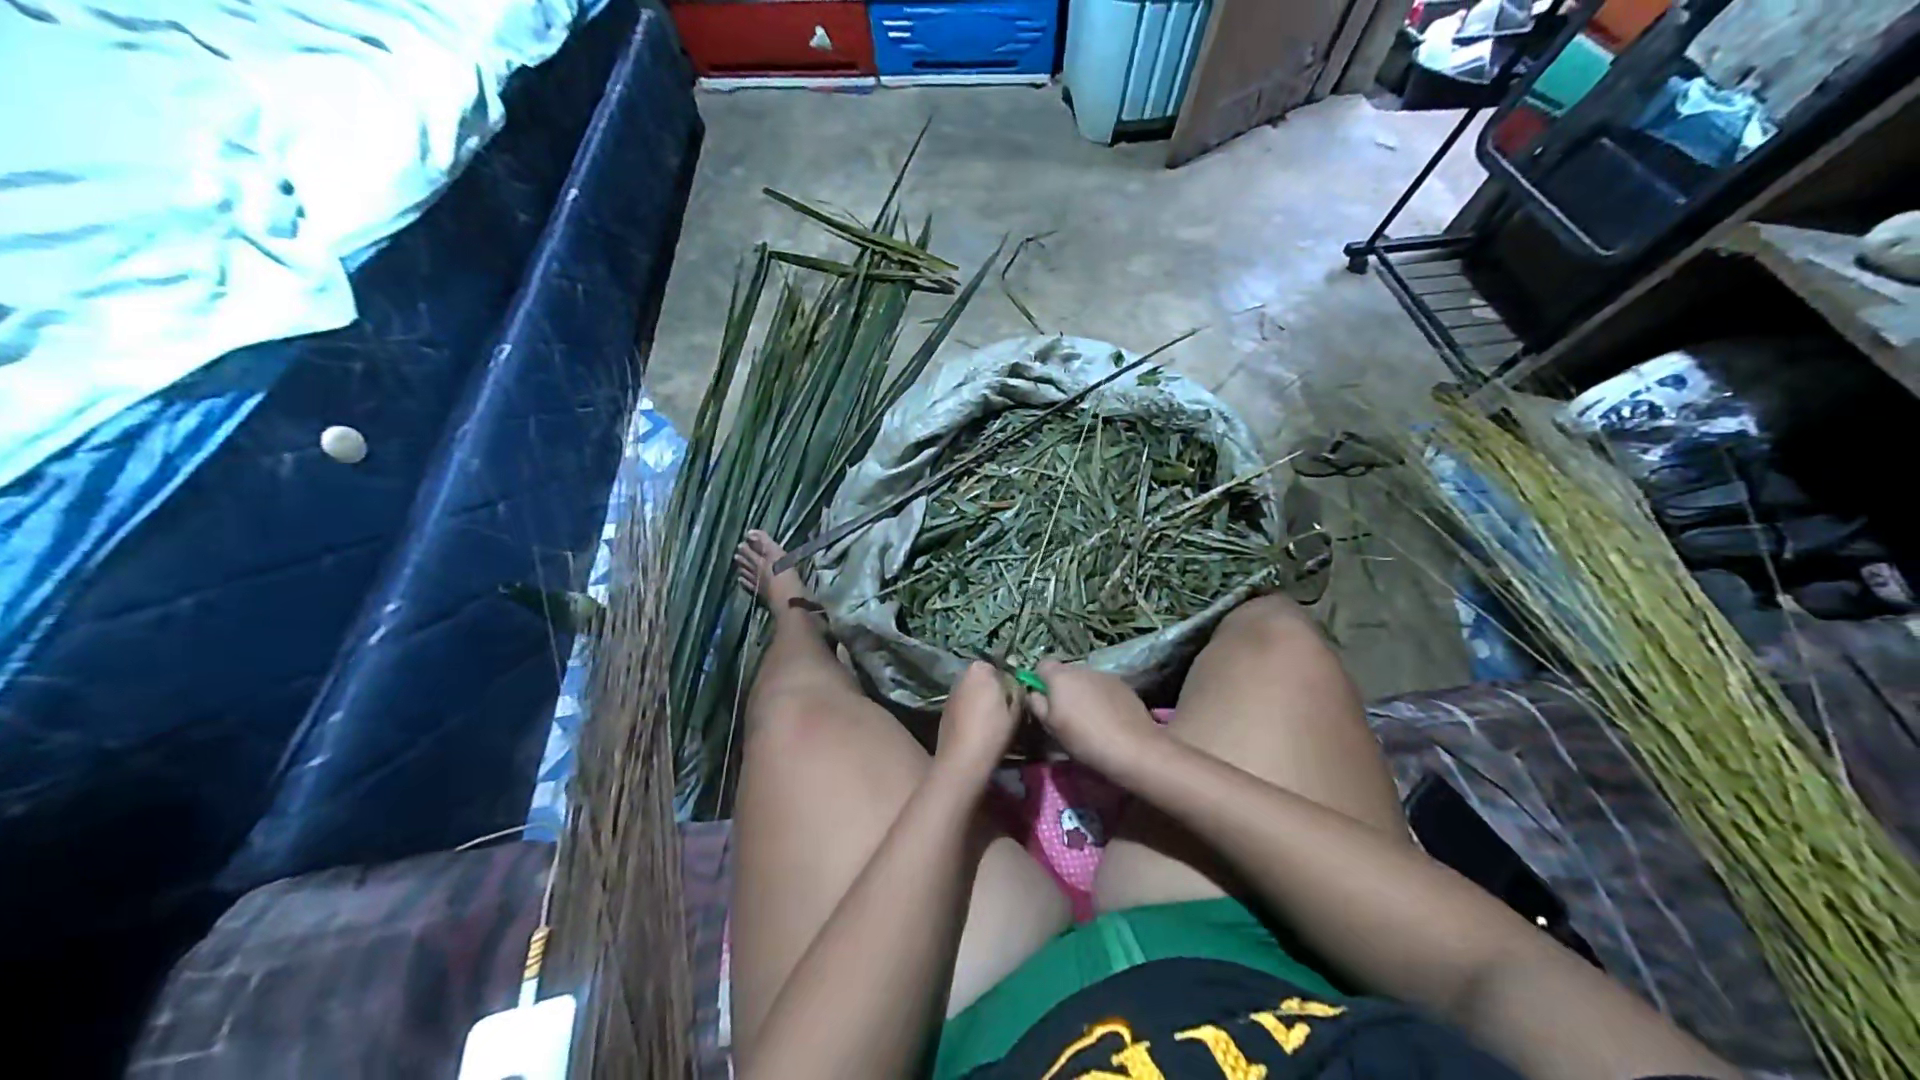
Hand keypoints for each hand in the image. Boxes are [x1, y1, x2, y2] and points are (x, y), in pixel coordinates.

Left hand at [933, 662, 1020, 780]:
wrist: (962, 759)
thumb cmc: (993, 731)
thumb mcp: (1016, 711)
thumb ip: (1017, 691)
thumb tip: (1014, 686)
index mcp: (980, 669)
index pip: (998, 669)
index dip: (1007, 685)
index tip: (1012, 701)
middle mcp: (962, 676)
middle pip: (983, 679)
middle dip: (991, 690)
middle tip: (1002, 711)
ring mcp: (951, 692)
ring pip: (972, 691)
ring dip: (979, 700)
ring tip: (989, 721)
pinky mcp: (944, 708)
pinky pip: (962, 704)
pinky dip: (969, 711)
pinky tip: (974, 728)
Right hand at [1029, 661, 1164, 779]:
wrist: (1132, 746)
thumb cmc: (1083, 738)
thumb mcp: (1051, 727)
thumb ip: (1038, 705)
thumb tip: (1034, 693)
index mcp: (1060, 676)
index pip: (1042, 665)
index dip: (1041, 680)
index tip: (1045, 700)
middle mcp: (1082, 669)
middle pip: (1066, 672)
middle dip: (1064, 687)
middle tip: (1067, 713)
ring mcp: (1105, 675)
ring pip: (1086, 680)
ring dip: (1084, 692)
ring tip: (1090, 718)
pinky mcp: (1124, 685)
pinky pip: (1104, 687)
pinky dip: (1102, 697)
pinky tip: (1108, 718)